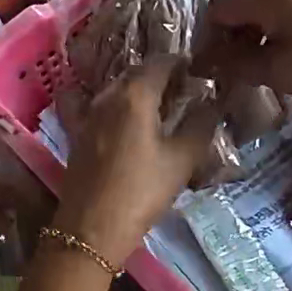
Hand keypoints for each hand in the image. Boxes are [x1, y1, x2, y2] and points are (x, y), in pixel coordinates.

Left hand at [51, 60, 219, 263]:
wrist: (91, 227)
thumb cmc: (141, 191)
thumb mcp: (182, 160)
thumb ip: (201, 124)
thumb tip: (213, 100)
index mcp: (133, 95)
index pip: (160, 63)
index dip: (182, 64)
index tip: (199, 73)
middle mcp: (106, 96)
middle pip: (136, 74)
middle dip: (161, 77)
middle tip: (185, 92)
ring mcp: (87, 115)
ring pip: (117, 91)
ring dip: (140, 93)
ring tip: (163, 110)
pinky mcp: (78, 135)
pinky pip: (102, 109)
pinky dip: (120, 109)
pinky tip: (133, 126)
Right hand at [191, 0, 291, 115]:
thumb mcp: (278, 70)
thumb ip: (235, 65)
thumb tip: (200, 64)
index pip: (218, 9)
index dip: (208, 40)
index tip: (212, 71)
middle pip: (241, 5)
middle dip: (232, 39)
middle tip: (236, 74)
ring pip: (266, 8)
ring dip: (256, 38)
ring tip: (264, 70)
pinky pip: (289, 8)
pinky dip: (279, 32)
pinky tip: (291, 57)